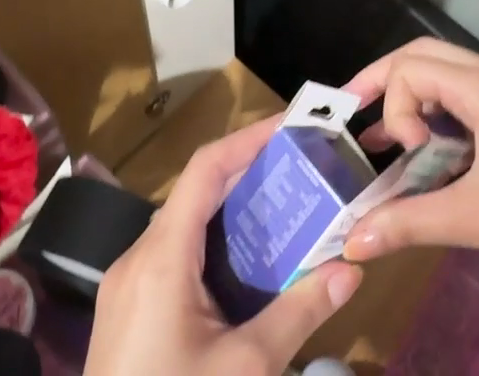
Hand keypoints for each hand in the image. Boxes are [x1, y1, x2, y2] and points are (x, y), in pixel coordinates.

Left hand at [85, 119, 363, 375]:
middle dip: (248, 175)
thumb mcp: (246, 368)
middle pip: (195, 194)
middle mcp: (138, 258)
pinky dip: (211, 244)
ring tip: (283, 211)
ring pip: (183, 226)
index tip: (291, 127)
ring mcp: (126, 284)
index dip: (248, 139)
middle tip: (301, 171)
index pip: (205, 170)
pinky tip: (245, 266)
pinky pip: (171, 255)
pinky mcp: (126, 309)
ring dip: (231, 212)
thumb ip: (298, 312)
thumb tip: (351, 270)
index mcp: (162, 257)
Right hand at [340, 39, 478, 294]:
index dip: (393, 107)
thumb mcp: (474, 219)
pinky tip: (428, 158)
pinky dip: (440, 120)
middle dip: (386, 83)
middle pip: (428, 58)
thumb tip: (350, 242)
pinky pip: (470, 104)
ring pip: (449, 80)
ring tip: (382, 141)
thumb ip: (407, 222)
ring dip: (414, 103)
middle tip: (352, 113)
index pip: (414, 68)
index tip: (405, 154)